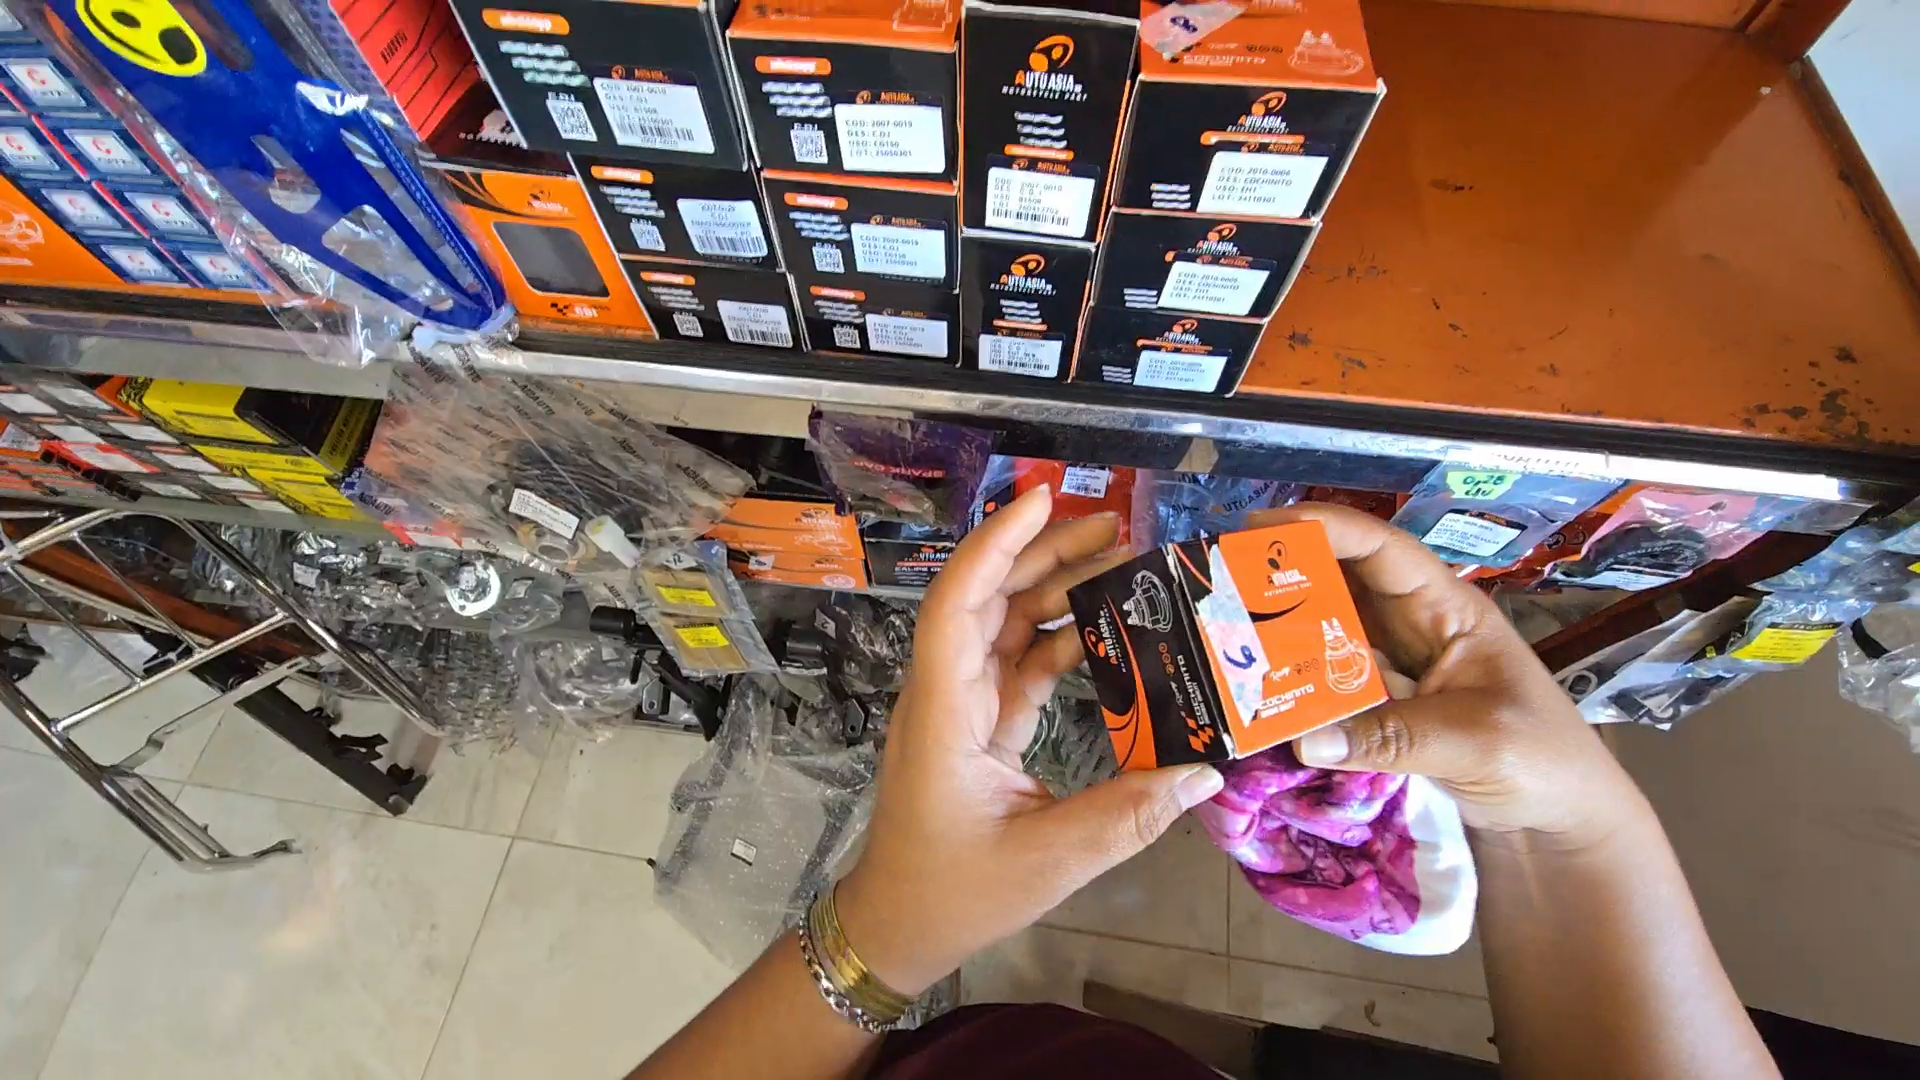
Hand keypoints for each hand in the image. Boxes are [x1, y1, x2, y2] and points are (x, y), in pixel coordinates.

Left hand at [835, 486, 1225, 995]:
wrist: (900, 923)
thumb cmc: (954, 891)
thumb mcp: (1046, 859)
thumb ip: (1127, 817)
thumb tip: (1204, 774)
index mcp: (945, 709)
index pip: (958, 602)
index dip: (995, 544)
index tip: (1042, 499)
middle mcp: (948, 691)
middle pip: (988, 598)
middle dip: (1043, 553)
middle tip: (1113, 525)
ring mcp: (963, 703)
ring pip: (1006, 624)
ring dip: (1054, 588)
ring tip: (1117, 560)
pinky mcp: (981, 721)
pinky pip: (1020, 663)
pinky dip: (1059, 640)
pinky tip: (1104, 629)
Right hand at [1247, 503, 1642, 841]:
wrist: (1560, 826)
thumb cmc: (1544, 763)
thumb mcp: (1477, 743)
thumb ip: (1392, 738)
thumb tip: (1302, 740)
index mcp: (1446, 610)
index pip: (1382, 551)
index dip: (1325, 529)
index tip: (1262, 528)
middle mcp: (1410, 627)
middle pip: (1340, 582)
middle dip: (1284, 571)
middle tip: (1220, 575)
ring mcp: (1391, 665)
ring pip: (1325, 628)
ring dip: (1280, 625)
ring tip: (1222, 624)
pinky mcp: (1377, 702)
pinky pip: (1324, 677)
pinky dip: (1290, 676)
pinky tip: (1254, 683)